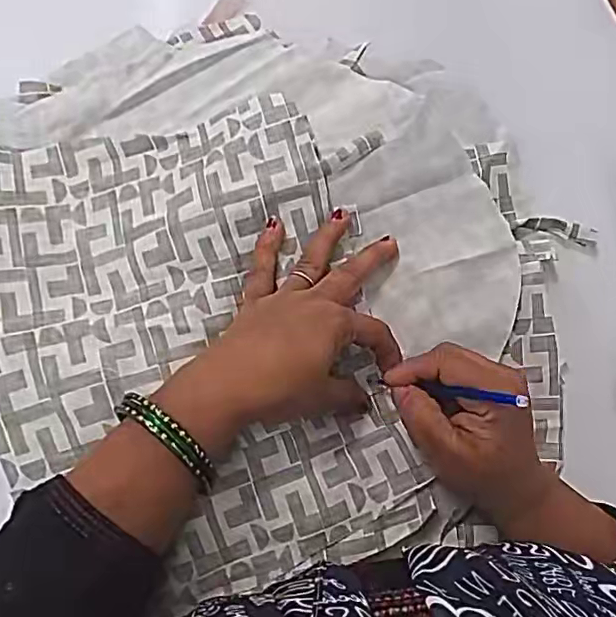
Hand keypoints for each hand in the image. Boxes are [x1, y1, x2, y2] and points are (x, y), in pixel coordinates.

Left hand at [158, 211, 400, 448]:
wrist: (225, 387)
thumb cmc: (279, 391)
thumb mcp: (321, 398)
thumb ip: (346, 395)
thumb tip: (363, 399)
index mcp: (334, 324)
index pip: (372, 332)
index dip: (386, 349)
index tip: (389, 370)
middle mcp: (312, 304)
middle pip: (348, 277)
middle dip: (371, 259)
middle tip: (388, 242)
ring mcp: (283, 299)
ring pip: (310, 262)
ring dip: (327, 238)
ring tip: (340, 216)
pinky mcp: (255, 304)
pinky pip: (263, 271)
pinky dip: (267, 247)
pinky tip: (273, 227)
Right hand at [382, 343, 555, 523]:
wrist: (517, 489)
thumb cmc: (487, 477)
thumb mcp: (446, 453)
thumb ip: (422, 417)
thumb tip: (400, 388)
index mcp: (498, 389)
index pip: (446, 360)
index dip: (412, 368)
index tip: (388, 383)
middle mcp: (504, 375)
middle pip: (449, 356)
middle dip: (419, 372)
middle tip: (399, 395)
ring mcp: (502, 377)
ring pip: (451, 361)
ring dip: (429, 379)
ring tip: (417, 404)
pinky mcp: (495, 383)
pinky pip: (458, 372)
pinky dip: (440, 385)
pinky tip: (435, 406)